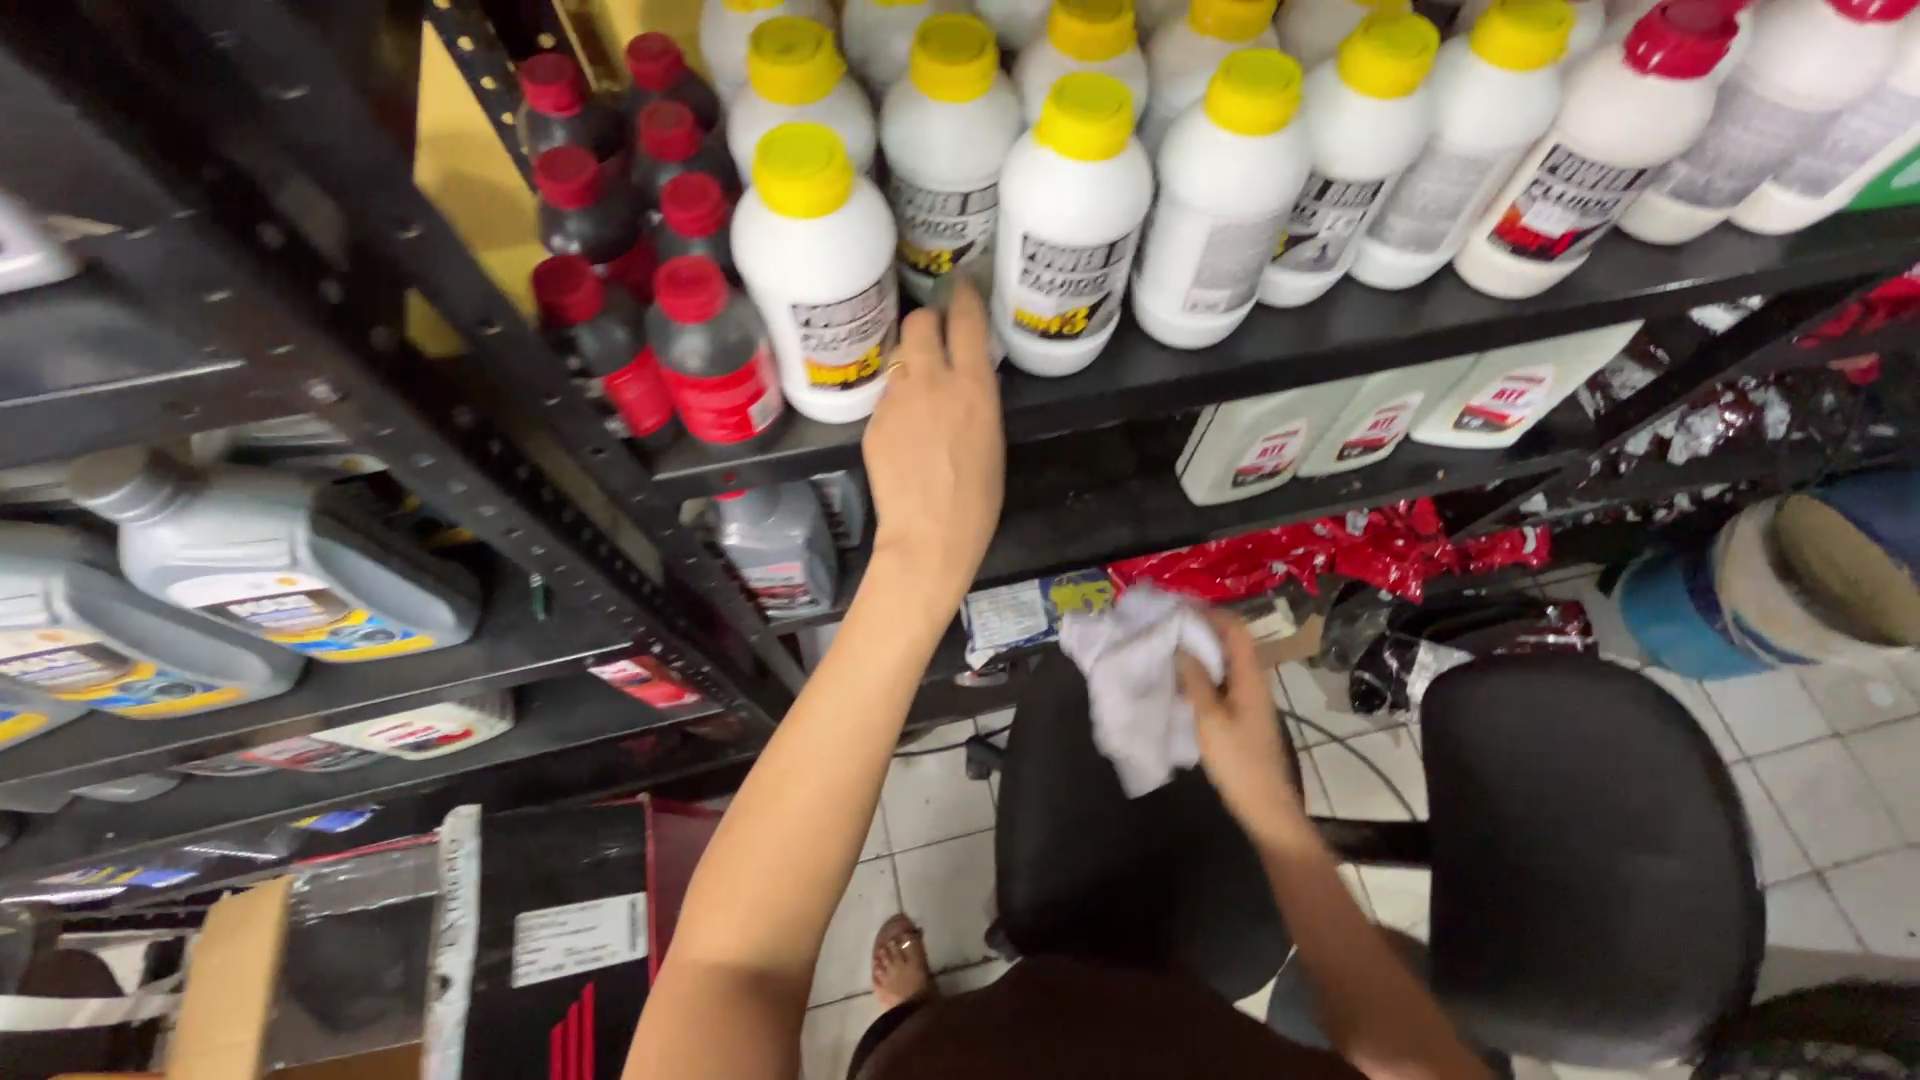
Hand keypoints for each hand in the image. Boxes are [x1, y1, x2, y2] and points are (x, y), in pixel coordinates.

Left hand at [861, 278, 1004, 607]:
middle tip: (932, 332)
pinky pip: (885, 396)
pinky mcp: (873, 421)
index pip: (966, 320)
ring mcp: (897, 399)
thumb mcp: (992, 439)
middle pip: (919, 322)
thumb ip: (974, 400)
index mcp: (973, 386)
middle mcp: (931, 381)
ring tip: (916, 386)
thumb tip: (961, 383)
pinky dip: (895, 401)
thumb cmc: (977, 498)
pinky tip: (903, 430)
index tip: (960, 285)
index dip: (962, 296)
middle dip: (926, 320)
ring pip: (898, 358)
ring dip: (909, 361)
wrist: (929, 533)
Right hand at [1177, 610, 1306, 845]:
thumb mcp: (1210, 719)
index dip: (1210, 613)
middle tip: (1166, 626)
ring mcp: (1249, 698)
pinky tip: (1180, 680)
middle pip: (1230, 642)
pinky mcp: (1242, 713)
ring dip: (1200, 651)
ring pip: (1225, 662)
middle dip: (1201, 629)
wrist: (1265, 805)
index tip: (1179, 608)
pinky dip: (1202, 672)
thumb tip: (1181, 647)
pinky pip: (1221, 680)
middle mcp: (1253, 681)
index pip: (1234, 630)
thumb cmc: (1238, 761)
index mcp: (1250, 677)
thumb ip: (1196, 680)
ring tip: (1167, 648)